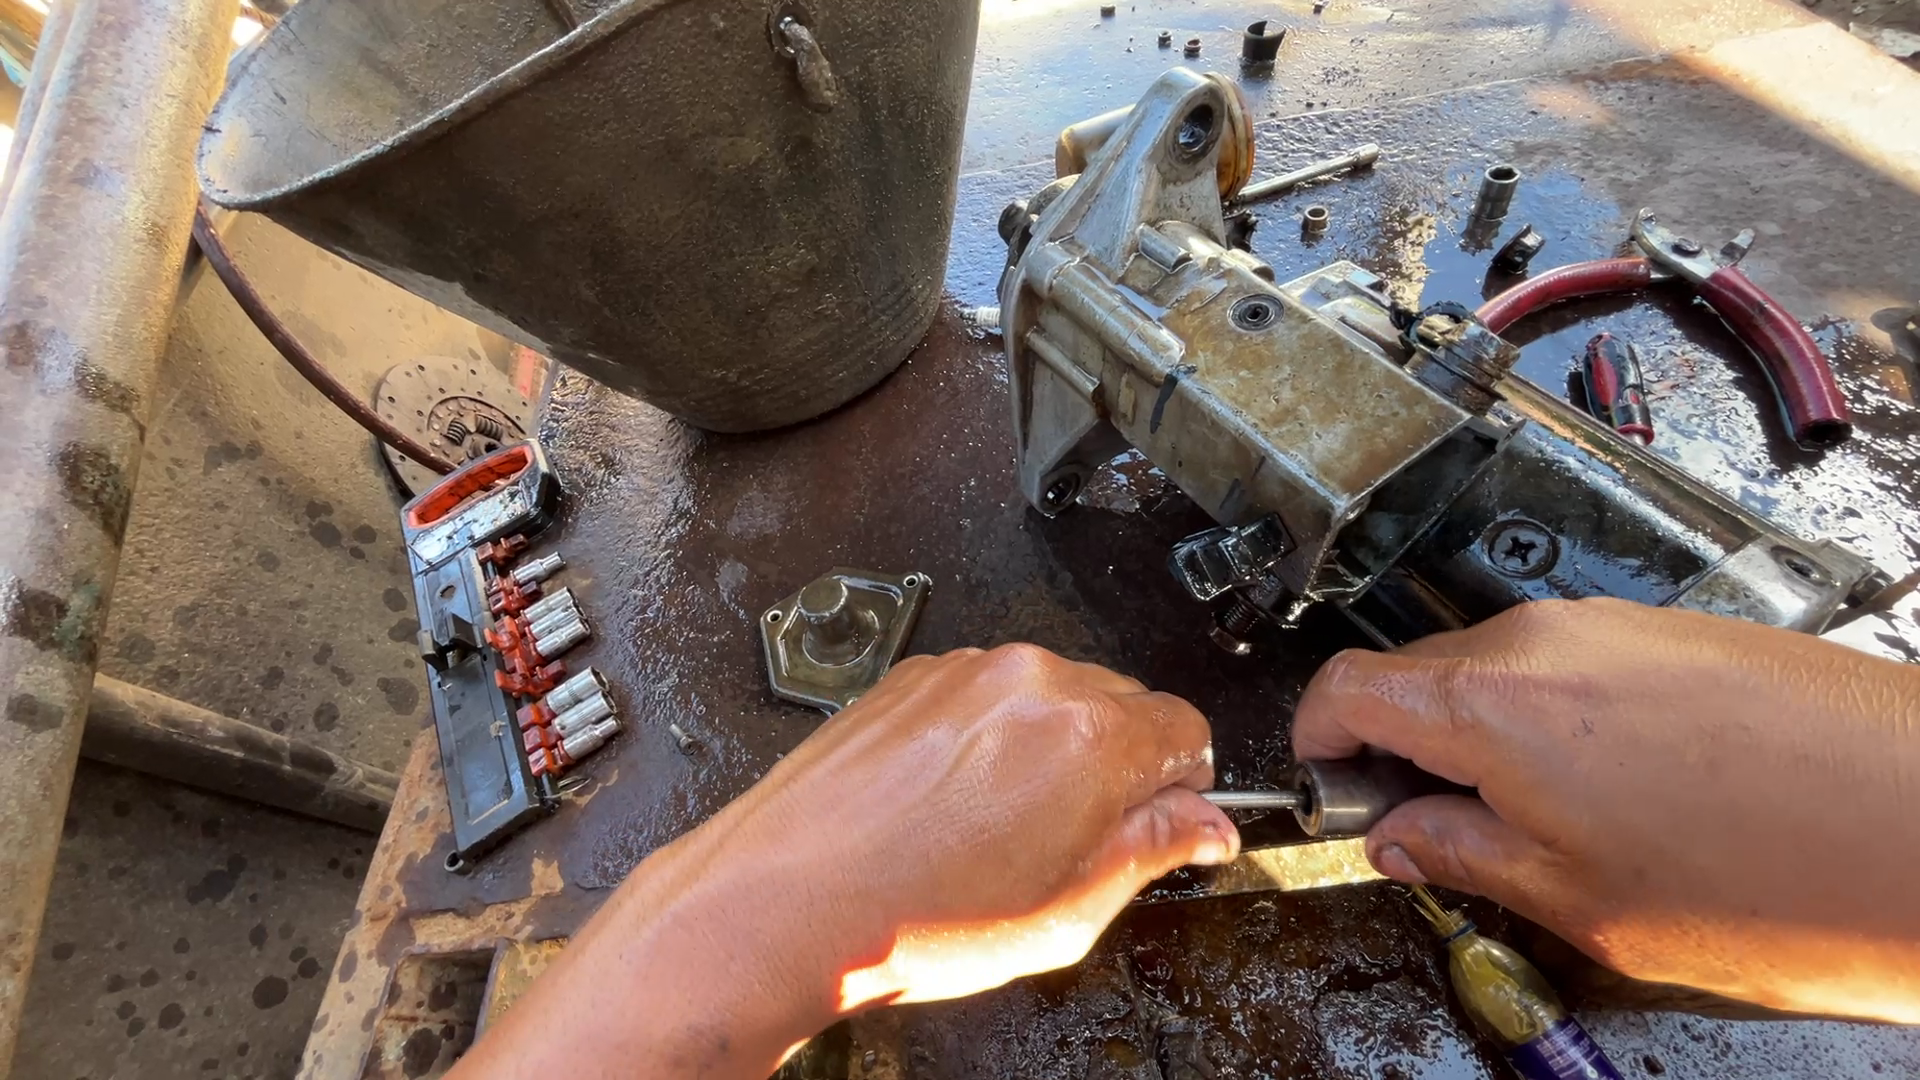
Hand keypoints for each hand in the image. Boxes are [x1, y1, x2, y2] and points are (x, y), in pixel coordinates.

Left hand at [729, 643, 1237, 1007]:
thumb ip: (1150, 848)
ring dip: (1051, 740)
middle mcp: (1031, 680)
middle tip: (1076, 826)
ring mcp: (968, 669)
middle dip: (1118, 758)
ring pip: (1052, 691)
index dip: (1183, 776)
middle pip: (1120, 701)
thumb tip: (1202, 822)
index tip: (1163, 808)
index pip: (1184, 727)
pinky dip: (993, 726)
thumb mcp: (1067, 909)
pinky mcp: (921, 672)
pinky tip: (957, 787)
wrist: (788, 893)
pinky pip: (989, 687)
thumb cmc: (916, 913)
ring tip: (1002, 814)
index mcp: (1086, 734)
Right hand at [1292, 597, 1919, 1022]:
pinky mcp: (1650, 625)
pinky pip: (1546, 659)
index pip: (1341, 687)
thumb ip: (1457, 853)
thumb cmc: (1791, 877)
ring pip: (1474, 669)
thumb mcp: (1585, 900)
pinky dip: (1533, 711)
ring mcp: (1593, 624)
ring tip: (1537, 805)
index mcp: (1487, 705)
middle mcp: (1527, 642)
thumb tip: (1396, 837)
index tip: (1330, 774)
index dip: (1314, 732)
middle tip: (1432, 814)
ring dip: (1469, 730)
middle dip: (1395, 743)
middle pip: (1404, 677)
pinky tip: (1606, 773)